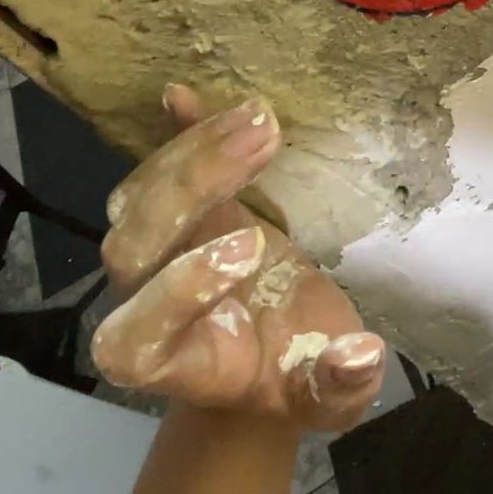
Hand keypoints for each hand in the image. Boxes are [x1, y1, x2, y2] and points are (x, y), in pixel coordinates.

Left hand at [89, 85, 386, 430]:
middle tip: (261, 143)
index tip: (249, 248)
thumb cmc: (292, 381)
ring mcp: (156, 252)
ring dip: (195, 149)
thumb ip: (338, 385)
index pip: (135, 337)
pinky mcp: (181, 213)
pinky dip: (170, 133)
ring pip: (142, 197)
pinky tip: (181, 94)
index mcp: (176, 361)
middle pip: (132, 246)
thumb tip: (360, 354)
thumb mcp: (327, 399)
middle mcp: (145, 303)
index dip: (177, 291)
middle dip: (193, 188)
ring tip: (261, 116)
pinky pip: (160, 168)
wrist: (263, 355)